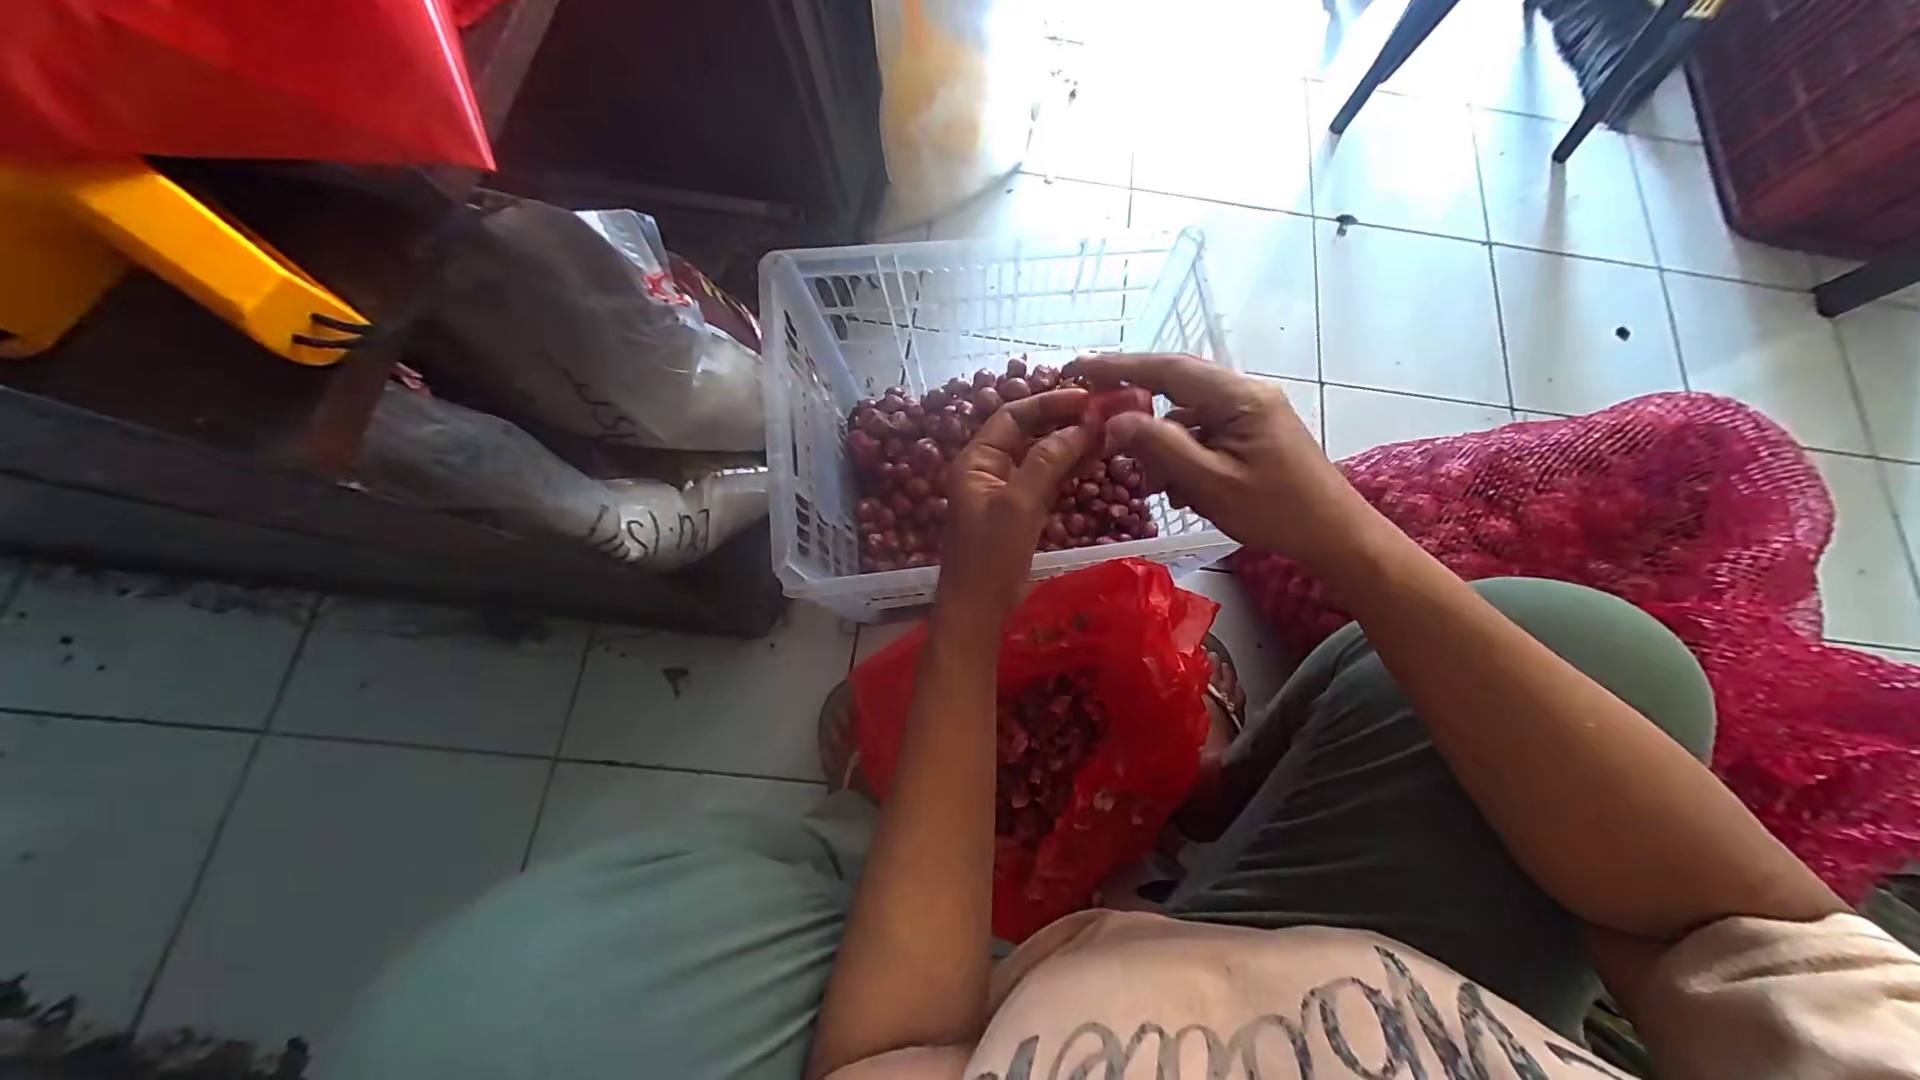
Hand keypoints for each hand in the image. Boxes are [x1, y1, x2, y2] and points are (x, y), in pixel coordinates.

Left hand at [938, 387, 1092, 616]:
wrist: (979, 608)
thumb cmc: (990, 556)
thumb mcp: (1018, 504)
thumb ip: (1047, 461)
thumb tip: (1081, 426)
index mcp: (976, 460)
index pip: (1012, 415)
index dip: (1048, 402)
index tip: (1087, 397)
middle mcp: (988, 469)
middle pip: (1028, 432)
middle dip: (1063, 422)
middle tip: (1104, 415)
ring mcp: (1004, 490)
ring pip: (1040, 456)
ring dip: (1069, 445)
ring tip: (1105, 435)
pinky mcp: (1020, 511)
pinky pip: (1045, 480)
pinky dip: (1067, 470)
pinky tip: (1092, 462)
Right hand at [1064, 353, 1374, 570]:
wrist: (1335, 535)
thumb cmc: (1276, 512)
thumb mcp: (1210, 483)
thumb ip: (1161, 447)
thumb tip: (1114, 420)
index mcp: (1239, 398)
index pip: (1169, 369)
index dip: (1120, 366)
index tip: (1079, 367)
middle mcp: (1244, 394)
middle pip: (1176, 387)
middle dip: (1134, 405)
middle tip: (1095, 420)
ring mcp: (1249, 413)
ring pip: (1186, 416)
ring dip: (1160, 445)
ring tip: (1150, 483)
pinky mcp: (1250, 433)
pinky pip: (1202, 434)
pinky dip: (1181, 456)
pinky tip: (1175, 488)